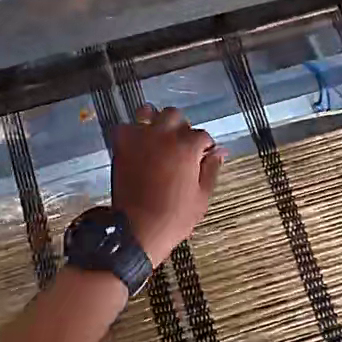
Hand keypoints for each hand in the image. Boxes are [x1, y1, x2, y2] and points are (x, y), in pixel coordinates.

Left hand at [111, 104, 223, 264]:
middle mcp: (163, 136)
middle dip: (181, 127)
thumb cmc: (173, 218)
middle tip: (182, 144)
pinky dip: (132, 132)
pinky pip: (125, 127)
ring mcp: (140, 139)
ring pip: (148, 112)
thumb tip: (220, 152)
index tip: (203, 155)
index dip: (204, 147)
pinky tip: (139, 146)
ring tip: (159, 137)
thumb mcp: (202, 197)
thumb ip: (211, 169)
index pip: (202, 135)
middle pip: (175, 115)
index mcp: (187, 147)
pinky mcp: (121, 146)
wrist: (138, 229)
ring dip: (156, 121)